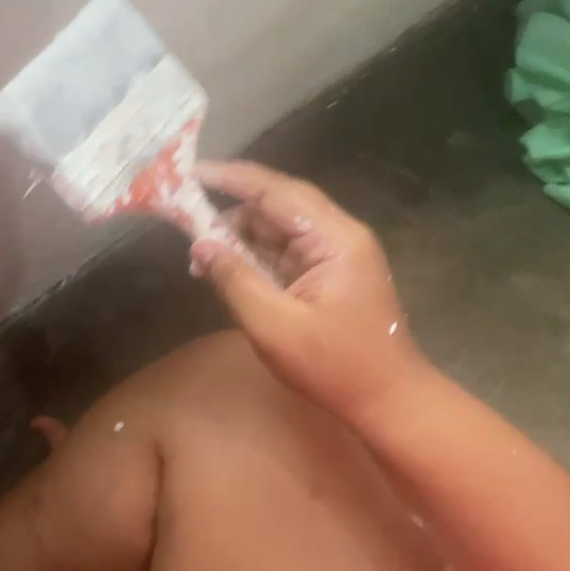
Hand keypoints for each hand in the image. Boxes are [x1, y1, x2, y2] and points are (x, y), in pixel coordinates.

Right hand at [190, 161, 431, 422]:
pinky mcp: (323, 276)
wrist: (385, 398)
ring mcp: (331, 256)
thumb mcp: (274, 325)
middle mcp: (336, 237)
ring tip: (198, 255)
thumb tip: (201, 245)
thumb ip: (235, 280)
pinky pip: (280, 254)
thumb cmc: (333, 364)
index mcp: (334, 239)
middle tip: (184, 215)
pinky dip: (250, 257)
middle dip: (230, 208)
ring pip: (276, 230)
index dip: (233, 178)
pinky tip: (222, 269)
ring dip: (237, 236)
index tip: (192, 172)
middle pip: (276, 206)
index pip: (277, 193)